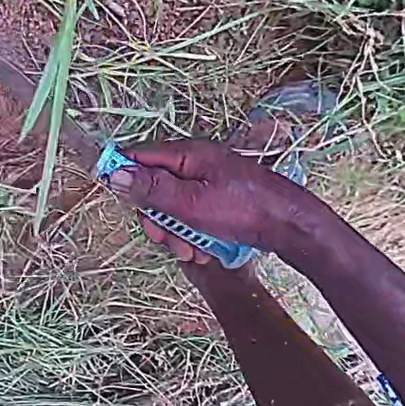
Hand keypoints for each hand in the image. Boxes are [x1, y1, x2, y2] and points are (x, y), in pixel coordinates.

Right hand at [107, 140, 319, 262]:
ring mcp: (206, 183)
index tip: (121, 200)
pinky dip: (193, 235)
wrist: (289, 225)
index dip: (124, 177)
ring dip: (176, 234)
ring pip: (172, 209)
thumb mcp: (189, 202)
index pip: (139, 157)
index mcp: (186, 155)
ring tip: (192, 250)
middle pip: (153, 189)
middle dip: (157, 219)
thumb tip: (115, 173)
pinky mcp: (216, 202)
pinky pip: (191, 217)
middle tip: (166, 240)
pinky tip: (204, 249)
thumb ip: (150, 188)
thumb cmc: (242, 210)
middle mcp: (194, 164)